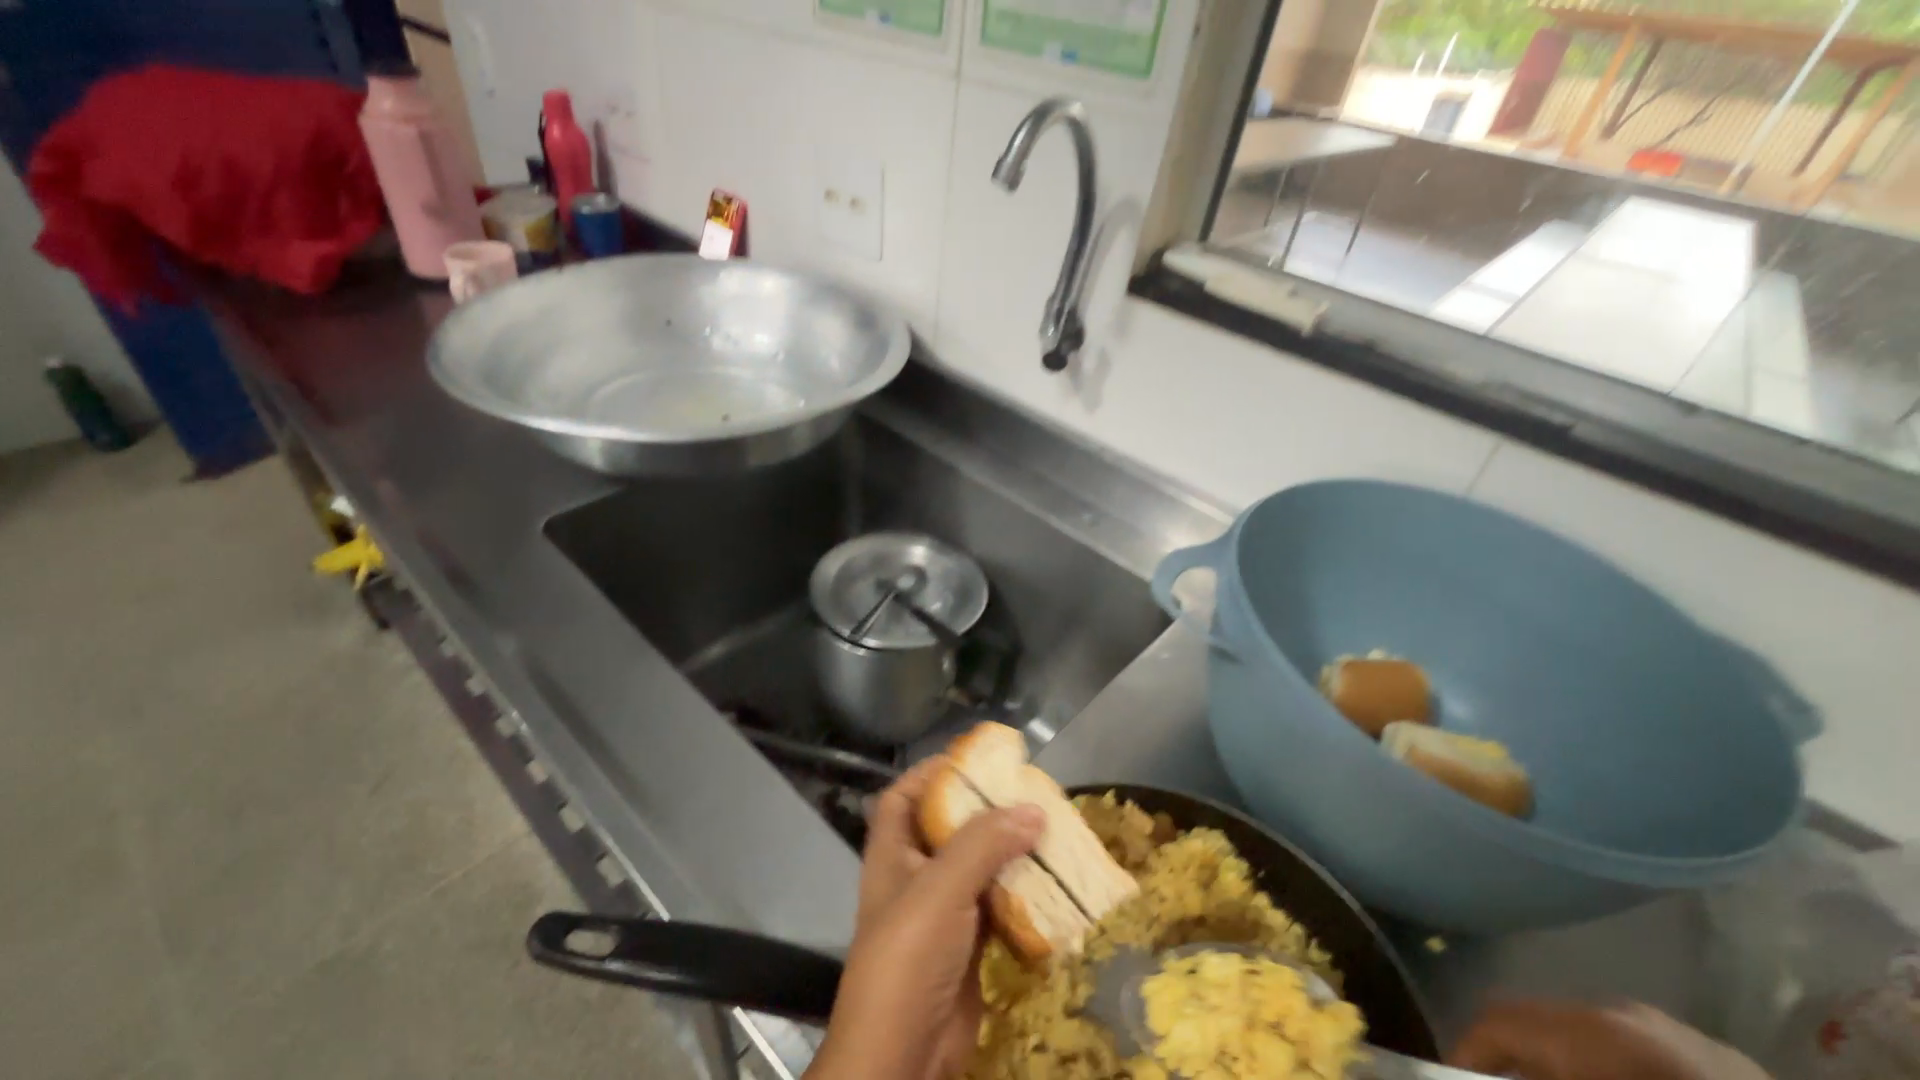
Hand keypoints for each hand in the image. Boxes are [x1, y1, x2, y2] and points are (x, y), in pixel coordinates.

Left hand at [809, 758, 1044, 1079]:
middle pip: (948, 830)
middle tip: (1030, 795)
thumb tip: (1033, 809)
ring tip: (1052, 831)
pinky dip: (1023, 895)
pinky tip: (1054, 884)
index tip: (974, 760)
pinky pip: (999, 909)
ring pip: (979, 869)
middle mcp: (915, 879)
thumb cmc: (908, 959)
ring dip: (1011, 853)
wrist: (903, 1053)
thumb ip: (982, 845)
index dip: (929, 773)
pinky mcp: (970, 948)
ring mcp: (943, 916)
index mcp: (892, 856)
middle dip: (985, 811)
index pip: (901, 797)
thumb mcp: (939, 890)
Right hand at [1450, 1001, 1770, 1079]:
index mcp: (1582, 1029)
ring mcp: (1663, 1024)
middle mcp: (1613, 1010)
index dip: (1464, 1051)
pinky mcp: (1707, 1048)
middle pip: (1533, 1017)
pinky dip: (1601, 1063)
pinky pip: (1627, 1042)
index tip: (1451, 1077)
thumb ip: (1535, 1077)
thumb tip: (1493, 1071)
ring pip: (1579, 1027)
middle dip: (1508, 1054)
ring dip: (1555, 1058)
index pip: (1494, 1021)